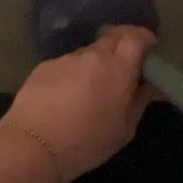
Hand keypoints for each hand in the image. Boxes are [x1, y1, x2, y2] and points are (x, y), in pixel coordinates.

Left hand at [0, 25, 155, 181]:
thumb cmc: (87, 142)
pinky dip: (73, 73)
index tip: (149, 48)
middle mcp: (91, 56)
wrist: (34, 144)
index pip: (135, 37)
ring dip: (96, 63)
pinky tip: (66, 95)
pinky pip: (66, 64)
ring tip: (92, 88)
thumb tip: (149, 85)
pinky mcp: (43, 67)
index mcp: (117, 68)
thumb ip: (139, 101)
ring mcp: (64, 59)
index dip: (144, 38)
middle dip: (123, 44)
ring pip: (87, 53)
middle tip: (126, 63)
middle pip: (111, 37)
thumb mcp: (124, 129)